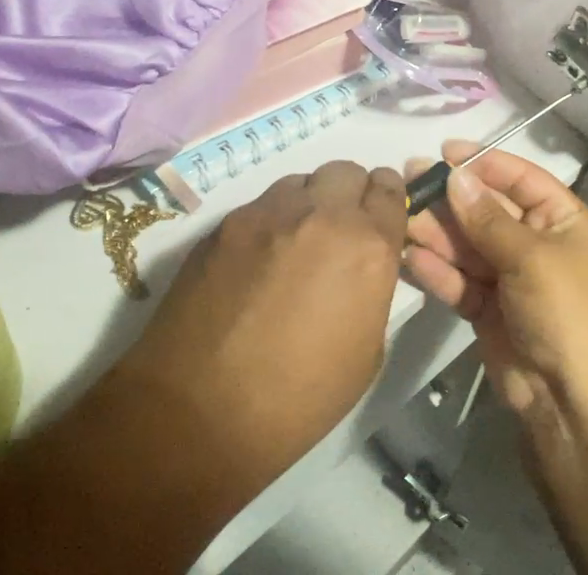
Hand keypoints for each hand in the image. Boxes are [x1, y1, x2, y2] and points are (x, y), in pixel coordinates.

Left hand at [107, 161, 408, 492]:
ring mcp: (267, 215)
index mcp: (369, 246)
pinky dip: (268, 224)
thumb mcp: (368, 349)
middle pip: (346, 172)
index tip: (380, 222)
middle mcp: (323, 216)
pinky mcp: (222, 226)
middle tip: (339, 234)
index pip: (391, 190)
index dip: (387, 204)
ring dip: (308, 205)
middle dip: (349, 196)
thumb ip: (373, 288)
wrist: (196, 416)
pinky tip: (255, 266)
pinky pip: (259, 207)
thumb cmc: (298, 399)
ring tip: (294, 247)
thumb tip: (362, 269)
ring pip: (300, 183)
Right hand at [403, 141, 587, 423]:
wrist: (567, 397)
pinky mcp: (488, 308)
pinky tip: (408, 257)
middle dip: (451, 198)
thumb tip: (456, 176)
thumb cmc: (563, 311)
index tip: (445, 151)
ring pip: (469, 245)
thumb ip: (489, 218)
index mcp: (564, 220)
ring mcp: (512, 277)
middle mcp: (538, 242)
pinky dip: (437, 271)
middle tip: (408, 180)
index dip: (485, 163)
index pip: (522, 179)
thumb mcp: (530, 257)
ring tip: (398, 216)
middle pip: (489, 210)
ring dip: (436, 232)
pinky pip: (460, 280)